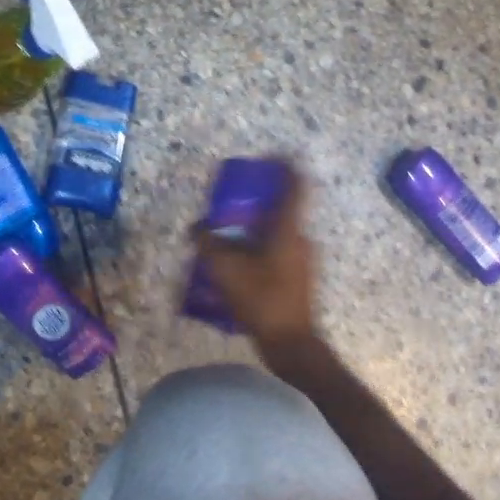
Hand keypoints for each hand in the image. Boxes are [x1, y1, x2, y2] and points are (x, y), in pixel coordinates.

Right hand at [194, 164, 318, 348]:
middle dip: (257, 201)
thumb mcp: (224, 269)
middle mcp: (300, 239)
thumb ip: (207, 242)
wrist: (291, 343)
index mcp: (286, 229)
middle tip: (230, 201)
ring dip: (255, 227)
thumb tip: (196, 228)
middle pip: (281, 208)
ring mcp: (303, 259)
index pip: (295, 186)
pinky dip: (259, 247)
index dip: (286, 166)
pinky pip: (277, 249)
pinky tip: (237, 262)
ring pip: (278, 231)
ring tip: (227, 234)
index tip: (271, 155)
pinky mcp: (300, 277)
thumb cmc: (261, 299)